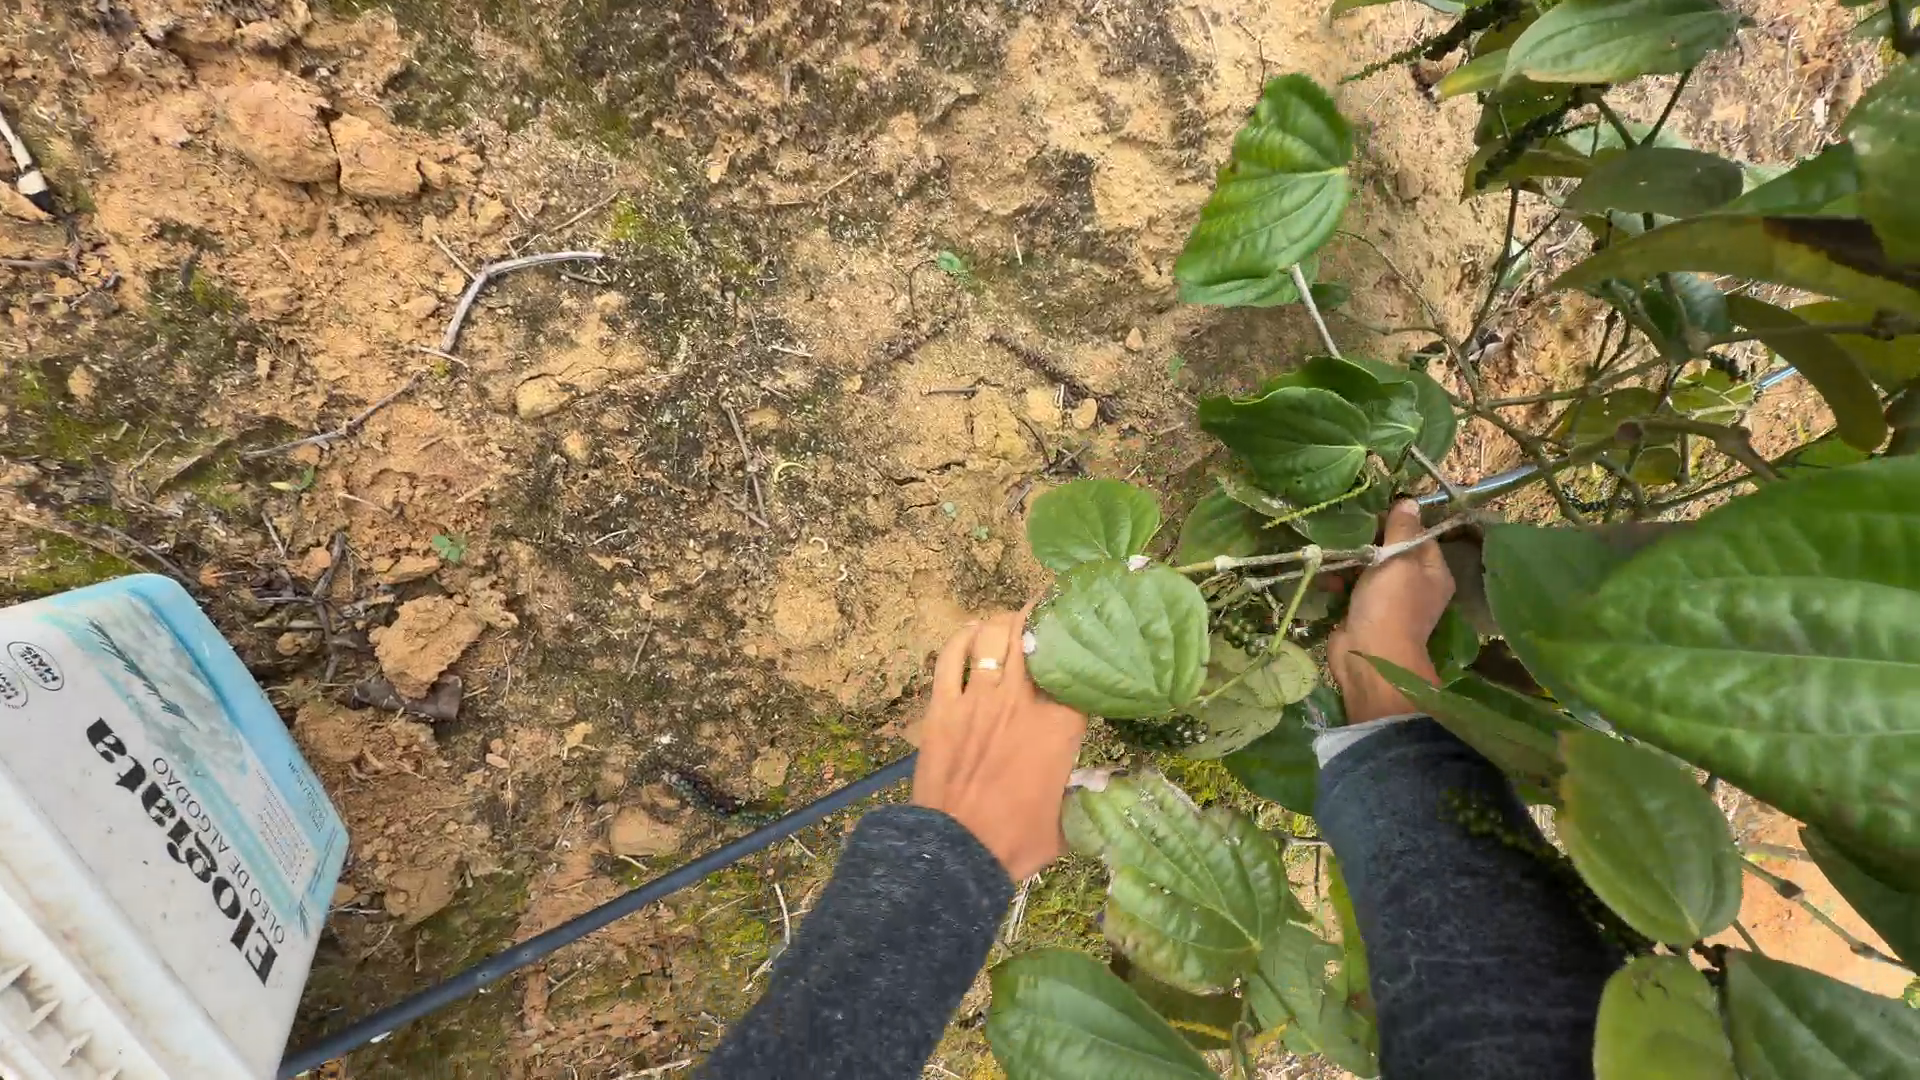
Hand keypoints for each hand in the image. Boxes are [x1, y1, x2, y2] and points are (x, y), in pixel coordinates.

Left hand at [912, 608, 1086, 880]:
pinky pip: (950, 657)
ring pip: (993, 636)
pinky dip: (961, 637)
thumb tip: (1103, 790)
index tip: (1085, 643)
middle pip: (1033, 638)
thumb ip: (1086, 796)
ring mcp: (978, 698)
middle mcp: (1020, 700)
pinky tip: (971, 629)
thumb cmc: (1016, 841)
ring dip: (1004, 622)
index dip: (1081, 653)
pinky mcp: (942, 705)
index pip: (1076, 672)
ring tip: (1011, 620)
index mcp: (1058, 726)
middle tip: (1047, 613)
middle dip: (1041, 619)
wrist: (956, 852)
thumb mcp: (1067, 821)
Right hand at [1328, 499, 1455, 723]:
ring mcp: (1387, 600)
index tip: (1370, 512)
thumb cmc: (1390, 605)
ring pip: (1367, 570)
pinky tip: (1323, 575)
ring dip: (1348, 560)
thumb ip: (1401, 530)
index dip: (1396, 522)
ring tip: (1328, 550)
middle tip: (1343, 527)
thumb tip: (1408, 501)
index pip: (1418, 536)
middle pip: (1391, 552)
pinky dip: (1338, 581)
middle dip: (1367, 541)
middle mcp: (1414, 585)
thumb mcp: (1398, 560)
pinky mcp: (1363, 612)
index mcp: (1432, 572)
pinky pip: (1351, 588)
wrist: (1369, 655)